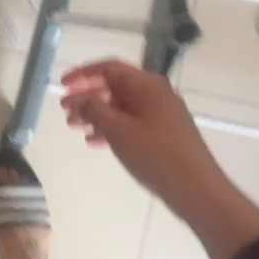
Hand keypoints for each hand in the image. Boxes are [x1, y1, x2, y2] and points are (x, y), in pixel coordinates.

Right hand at [60, 60, 258, 258]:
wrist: (197, 190)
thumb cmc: (155, 155)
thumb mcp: (118, 130)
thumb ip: (93, 109)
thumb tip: (79, 98)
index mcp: (147, 85)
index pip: (109, 68)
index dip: (82, 74)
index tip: (62, 85)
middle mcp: (155, 94)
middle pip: (114, 87)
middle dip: (87, 97)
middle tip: (65, 111)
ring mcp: (161, 115)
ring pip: (121, 107)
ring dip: (96, 114)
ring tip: (74, 128)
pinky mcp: (163, 135)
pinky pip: (131, 123)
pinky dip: (111, 129)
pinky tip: (94, 142)